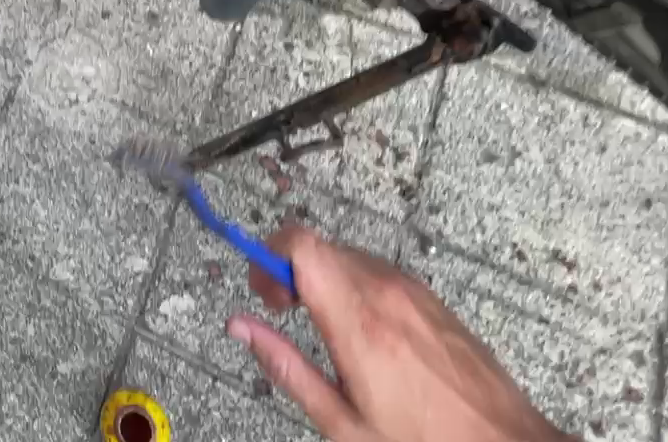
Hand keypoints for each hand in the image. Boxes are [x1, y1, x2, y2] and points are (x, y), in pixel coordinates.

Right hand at [232, 224, 574, 441]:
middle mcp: (383, 291)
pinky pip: (373, 269)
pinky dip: (350, 283)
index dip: (267, 254)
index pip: (300, 244)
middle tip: (283, 310)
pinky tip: (360, 328)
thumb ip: (286, 367)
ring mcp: (410, 289)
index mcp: (358, 320)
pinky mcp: (429, 296)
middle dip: (286, 268)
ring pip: (342, 254)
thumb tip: (238, 326)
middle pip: (314, 245)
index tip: (264, 293)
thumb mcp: (345, 424)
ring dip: (319, 276)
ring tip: (322, 323)